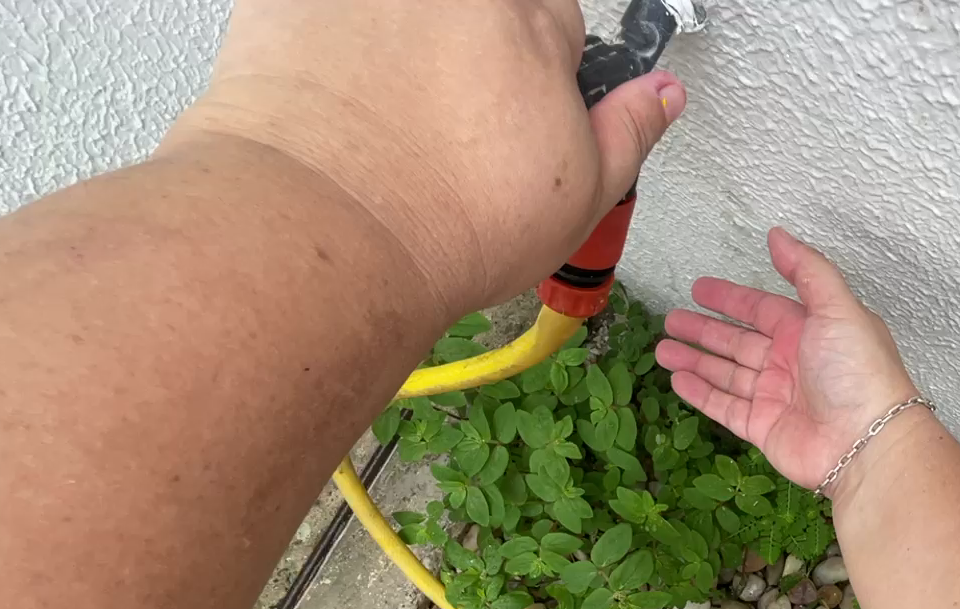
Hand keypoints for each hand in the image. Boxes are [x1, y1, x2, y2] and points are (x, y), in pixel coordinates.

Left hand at [160, 0, 684, 313]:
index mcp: (529, 24)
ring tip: (402, 121)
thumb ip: (630, 132)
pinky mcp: (295, 2)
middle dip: (482, 53)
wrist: (344, 235)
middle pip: (485, 12)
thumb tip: (664, 94)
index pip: (558, 19)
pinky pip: (337, 18)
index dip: (547, 71)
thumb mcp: (585, 195)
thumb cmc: (465, 225)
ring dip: (414, 47)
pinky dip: (344, 47)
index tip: (525, 116)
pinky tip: (349, 107)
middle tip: (462, 125)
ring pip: (413, 16)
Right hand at [655, 228, 920, 490]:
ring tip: (663, 348)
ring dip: (695, 360)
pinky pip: (725, 407)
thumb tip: (777, 235)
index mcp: (808, 331)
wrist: (864, 441)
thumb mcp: (837, 308)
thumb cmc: (858, 372)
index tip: (699, 288)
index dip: (730, 298)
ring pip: (726, 373)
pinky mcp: (763, 427)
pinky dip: (701, 393)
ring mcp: (775, 396)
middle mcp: (790, 362)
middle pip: (738, 341)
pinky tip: (678, 379)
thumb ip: (806, 270)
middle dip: (704, 330)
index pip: (761, 308)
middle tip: (671, 319)